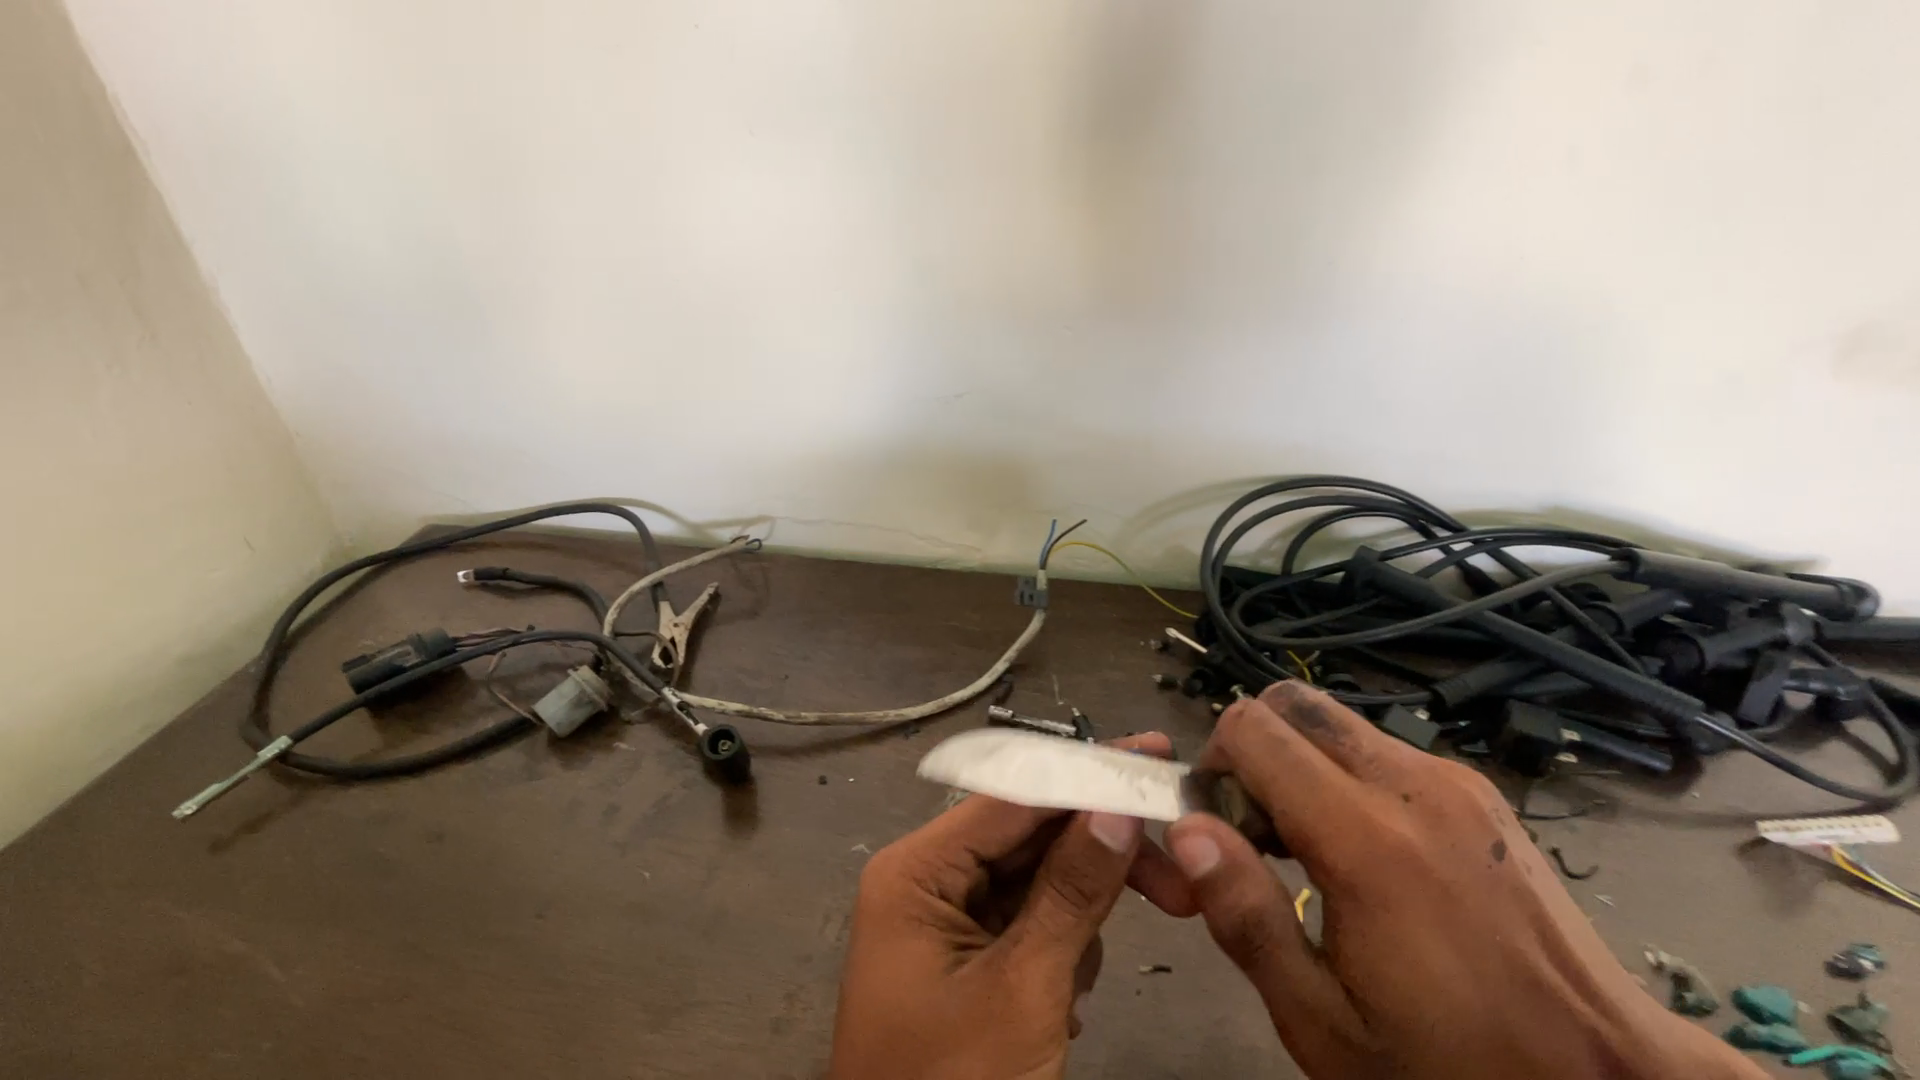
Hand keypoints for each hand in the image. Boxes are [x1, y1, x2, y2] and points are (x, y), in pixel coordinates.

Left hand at [828, 733, 1190, 1079]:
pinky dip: (1064, 950)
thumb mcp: (1023, 989)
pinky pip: (1033, 923)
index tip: (1152, 752)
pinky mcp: (971, 957)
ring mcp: (949, 920)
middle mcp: (929, 879)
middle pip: (1029, 835)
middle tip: (1180, 876)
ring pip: (1038, 881)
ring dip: (1083, 917)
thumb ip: (1072, 892)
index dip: (1084, 770)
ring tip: (1082, 982)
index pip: (1012, 796)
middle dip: (1101, 856)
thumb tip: (1118, 807)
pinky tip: (1066, 1001)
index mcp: (917, 870)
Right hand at [1164, 682, 1768, 1079]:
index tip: (1217, 828)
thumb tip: (1187, 832)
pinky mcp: (1481, 793)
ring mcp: (1455, 781)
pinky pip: (1383, 752)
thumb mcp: (1322, 1020)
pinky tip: (1365, 855)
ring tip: (1308, 850)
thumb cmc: (1450, 1063)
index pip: (1251, 729)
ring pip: (1337, 724)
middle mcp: (1411, 784)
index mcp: (1365, 837)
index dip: (1213, 765)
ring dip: (1299, 765)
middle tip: (1255, 831)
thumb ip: (1244, 916)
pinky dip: (1346, 777)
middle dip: (1253, 750)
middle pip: (1292, 703)